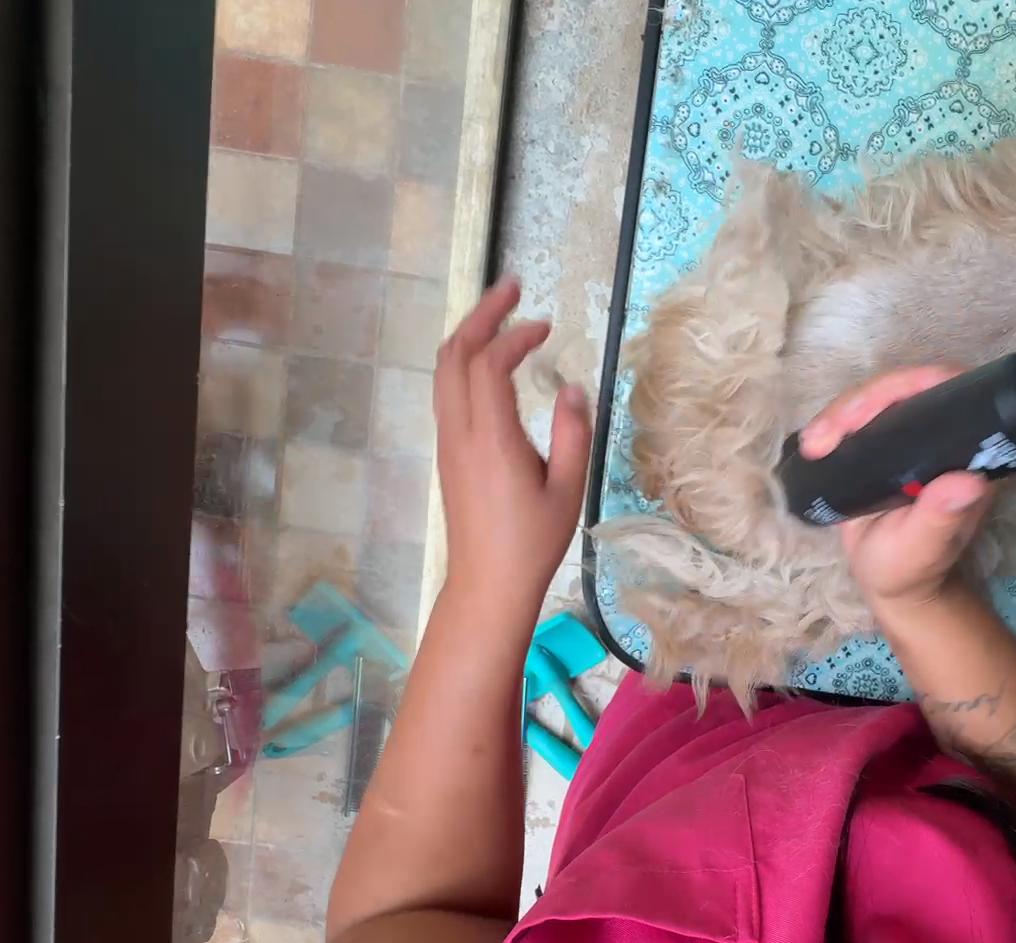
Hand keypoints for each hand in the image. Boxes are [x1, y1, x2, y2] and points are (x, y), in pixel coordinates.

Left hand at [434, 277, 590, 613]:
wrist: (487, 583)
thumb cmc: (533, 542)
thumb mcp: (568, 490)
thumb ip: (572, 433)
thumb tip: (572, 388)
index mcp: (492, 440)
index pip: (490, 365)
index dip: (516, 336)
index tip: (546, 328)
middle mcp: (460, 433)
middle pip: (454, 355)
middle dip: (481, 314)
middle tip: (511, 287)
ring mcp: (448, 442)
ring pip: (443, 371)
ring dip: (467, 335)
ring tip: (498, 315)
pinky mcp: (448, 453)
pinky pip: (446, 392)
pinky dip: (463, 362)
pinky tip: (487, 363)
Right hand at [798, 366, 991, 611]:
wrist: (889, 580)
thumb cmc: (912, 568)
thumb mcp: (924, 549)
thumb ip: (942, 519)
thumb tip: (969, 481)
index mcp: (963, 452)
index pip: (947, 393)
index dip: (910, 385)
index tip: (870, 408)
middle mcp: (937, 436)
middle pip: (903, 389)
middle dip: (862, 401)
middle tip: (826, 435)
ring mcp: (904, 438)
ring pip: (874, 399)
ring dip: (839, 412)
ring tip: (814, 444)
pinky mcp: (875, 445)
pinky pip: (854, 418)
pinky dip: (830, 424)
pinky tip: (813, 442)